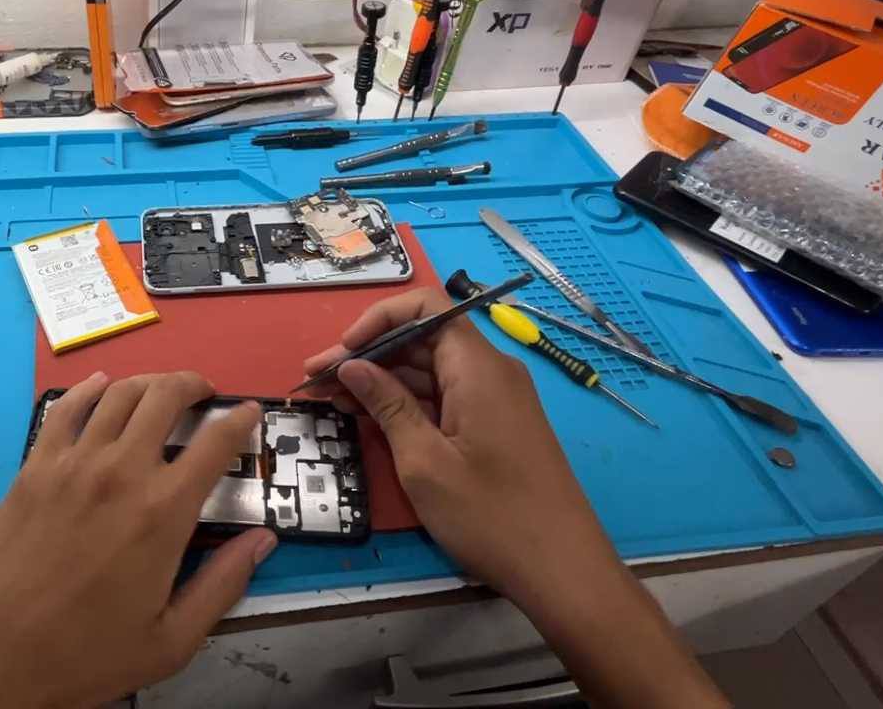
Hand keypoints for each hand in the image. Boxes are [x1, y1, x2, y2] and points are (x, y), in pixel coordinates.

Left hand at [0, 372, 276, 708]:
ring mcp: (74, 461)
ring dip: (149, 381)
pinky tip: (100, 385)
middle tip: (204, 392)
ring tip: (161, 390)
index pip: (216, 443)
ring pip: (120, 392)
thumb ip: (223, 585)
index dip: (240, 419)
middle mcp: (122, 469)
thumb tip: (263, 540)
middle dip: (193, 384)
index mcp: (163, 511)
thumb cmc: (83, 655)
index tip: (249, 412)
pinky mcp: (36, 464)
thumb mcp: (169, 640)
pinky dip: (89, 388)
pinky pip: (66, 408)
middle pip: (166, 396)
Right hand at [300, 289, 611, 599]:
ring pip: (426, 369)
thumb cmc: (493, 517)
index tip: (342, 351)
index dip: (377, 319)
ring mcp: (493, 397)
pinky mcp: (493, 422)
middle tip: (316, 378)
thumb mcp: (425, 462)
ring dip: (379, 380)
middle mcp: (489, 370)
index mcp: (477, 366)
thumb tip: (351, 365)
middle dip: (367, 354)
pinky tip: (365, 414)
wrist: (566, 575)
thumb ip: (387, 405)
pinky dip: (404, 401)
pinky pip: (441, 395)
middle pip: (420, 338)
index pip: (424, 307)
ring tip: (329, 396)